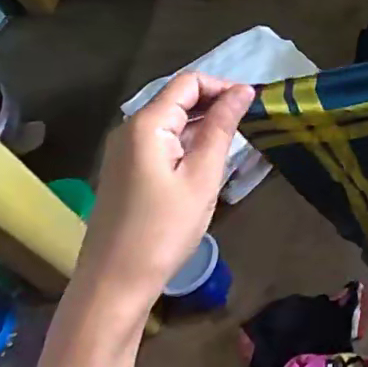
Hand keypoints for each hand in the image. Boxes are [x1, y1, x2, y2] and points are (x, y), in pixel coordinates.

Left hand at [80, 71, 254, 303]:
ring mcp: (124, 151)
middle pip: (177, 97)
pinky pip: (162, 141)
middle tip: (249, 124)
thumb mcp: (202, 176)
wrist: (114, 284)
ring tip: (235, 142)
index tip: (253, 105)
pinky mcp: (126, 171)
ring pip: (171, 120)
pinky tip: (207, 161)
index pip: (188, 82)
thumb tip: (243, 90)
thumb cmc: (164, 229)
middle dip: (215, 103)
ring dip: (203, 123)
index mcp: (147, 124)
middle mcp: (130, 129)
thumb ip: (222, 127)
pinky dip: (188, 142)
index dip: (223, 86)